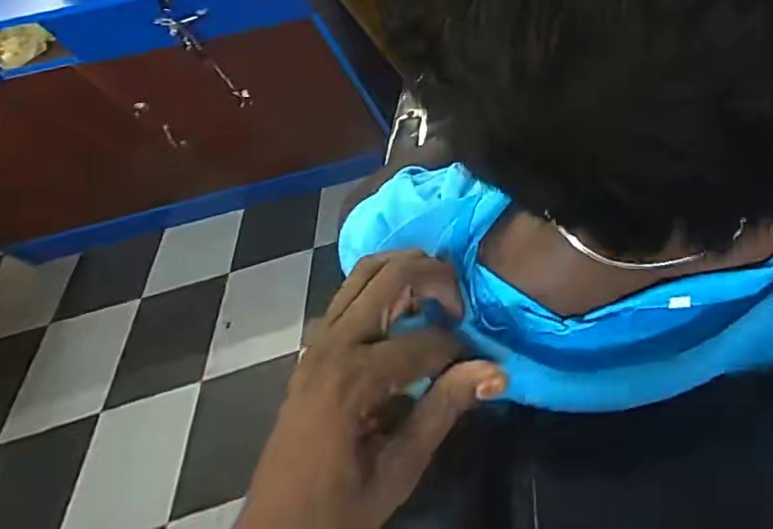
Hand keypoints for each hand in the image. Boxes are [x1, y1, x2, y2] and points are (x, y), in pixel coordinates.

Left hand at [238, 250, 504, 528]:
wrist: (276, 528)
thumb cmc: (339, 506)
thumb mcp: (399, 469)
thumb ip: (444, 409)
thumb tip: (497, 372)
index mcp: (354, 378)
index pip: (426, 341)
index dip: (460, 352)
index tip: (479, 366)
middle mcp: (334, 343)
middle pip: (393, 275)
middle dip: (437, 279)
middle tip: (461, 306)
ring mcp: (320, 336)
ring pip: (368, 269)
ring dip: (409, 269)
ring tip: (438, 294)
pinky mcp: (315, 341)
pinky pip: (352, 288)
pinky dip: (384, 281)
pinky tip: (406, 305)